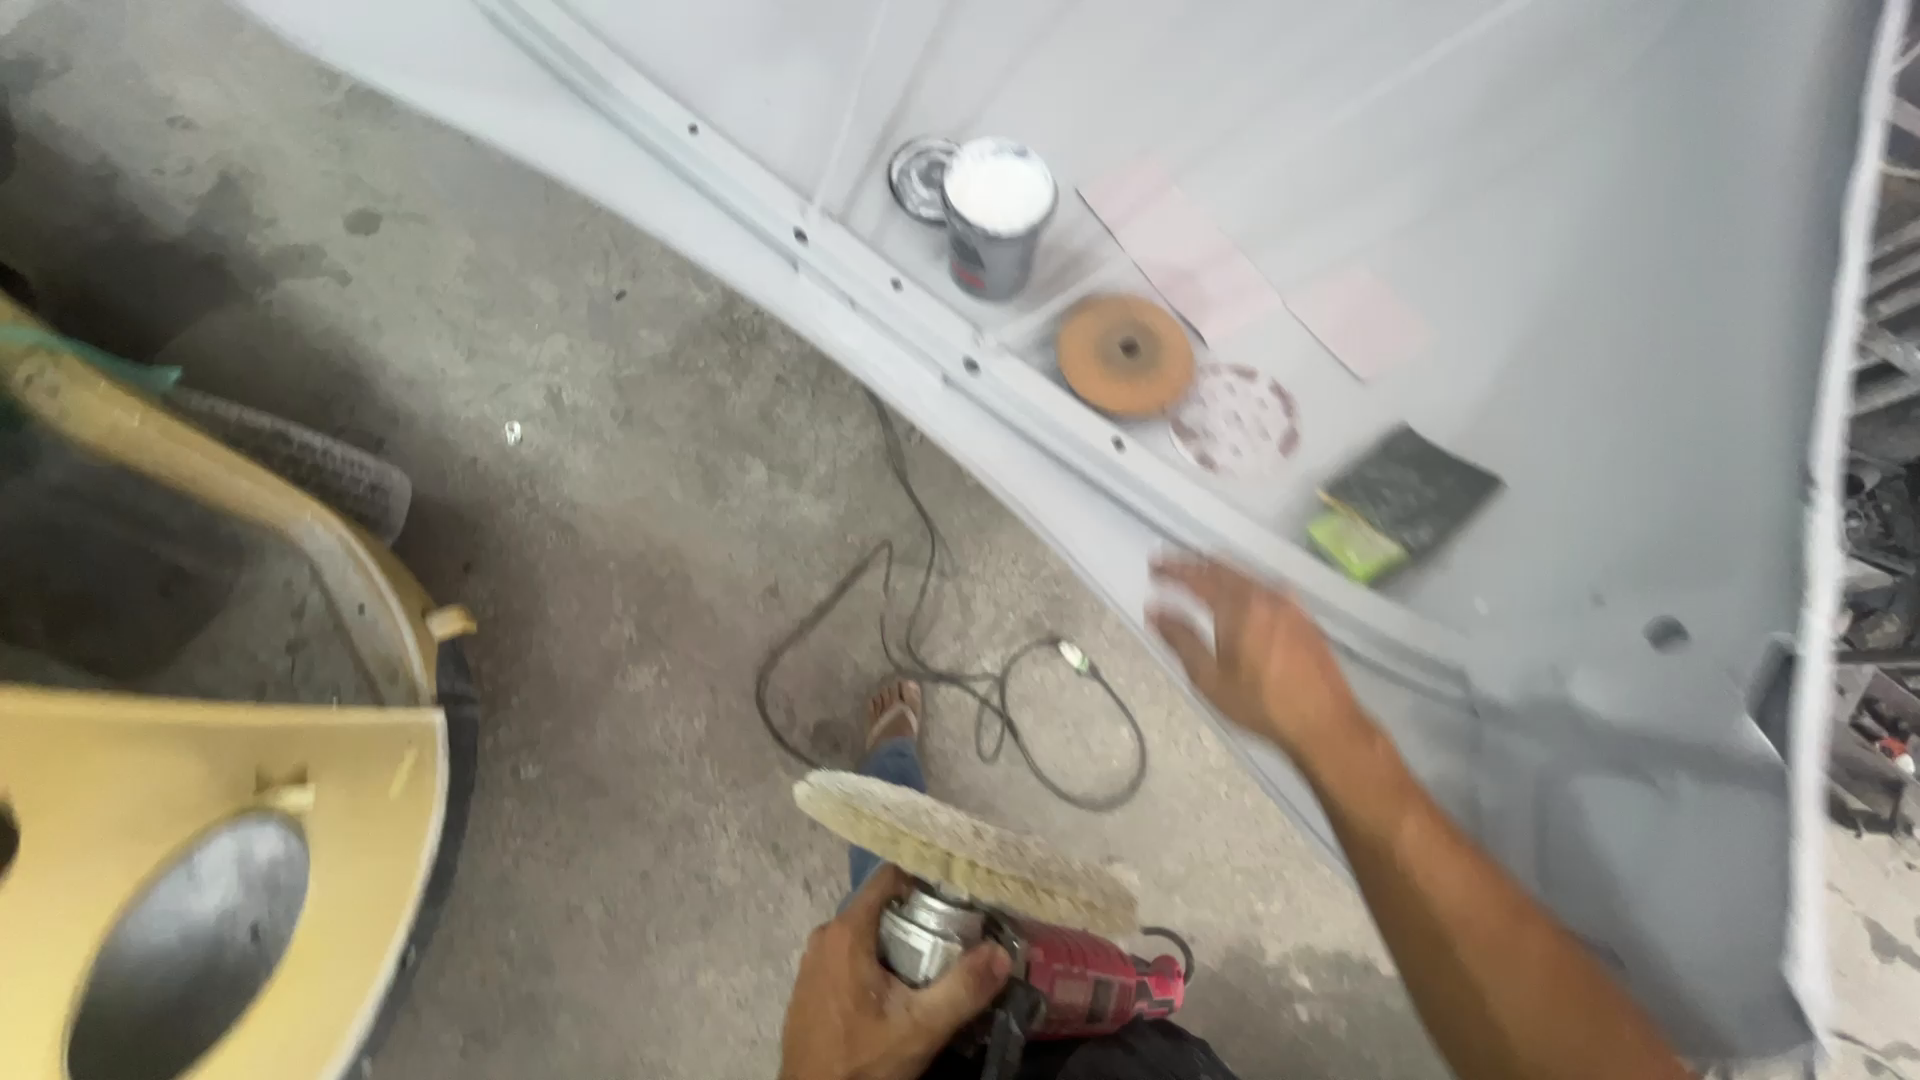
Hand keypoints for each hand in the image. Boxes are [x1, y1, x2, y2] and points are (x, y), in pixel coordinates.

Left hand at [780, 864, 1011, 1079]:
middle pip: (881, 905)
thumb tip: (1001, 953)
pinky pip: (849, 952)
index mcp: (847, 930)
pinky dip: (876, 959)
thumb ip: (963, 988)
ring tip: (933, 961)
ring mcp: (814, 959)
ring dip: (897, 940)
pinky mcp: (811, 982)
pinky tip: (899, 986)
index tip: (955, 898)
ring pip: (866, 930)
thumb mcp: (920, 1028)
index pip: (889, 876)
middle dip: (917, 916)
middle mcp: (826, 934)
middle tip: (953, 937)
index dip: (924, 881)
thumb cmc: (862, 1062)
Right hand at [1147, 555, 1369, 761]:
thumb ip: (1180, 639)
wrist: (1325, 724)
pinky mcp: (1304, 616)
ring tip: (1199, 578)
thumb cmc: (1260, 704)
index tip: (1153, 565)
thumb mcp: (1209, 678)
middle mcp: (1265, 595)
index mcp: (1238, 606)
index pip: (1198, 576)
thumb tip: (1155, 611)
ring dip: (1219, 571)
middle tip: (1171, 567)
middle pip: (1224, 567)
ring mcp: (1289, 603)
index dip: (1172, 569)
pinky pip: (1264, 586)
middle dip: (1194, 564)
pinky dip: (1241, 583)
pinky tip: (1238, 598)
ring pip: (1246, 574)